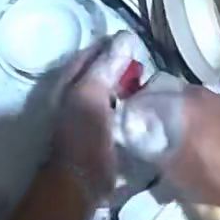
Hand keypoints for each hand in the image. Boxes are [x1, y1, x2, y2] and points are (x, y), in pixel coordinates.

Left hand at [47, 32, 140, 200]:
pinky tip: (148, 106)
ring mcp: (89, 117)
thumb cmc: (83, 136)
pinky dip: (132, 106)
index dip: (109, 46)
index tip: (135, 42)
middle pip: (100, 73)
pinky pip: (119, 112)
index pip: (90, 55)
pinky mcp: (102, 135)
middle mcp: (75, 97)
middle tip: (146, 63)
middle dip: (121, 66)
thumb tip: (125, 38)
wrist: (82, 182)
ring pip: (111, 92)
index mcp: (68, 85)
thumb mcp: (91, 96)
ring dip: (128, 87)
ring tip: (150, 82)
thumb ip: (106, 67)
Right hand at [118, 84, 219, 210]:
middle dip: (162, 108)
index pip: (151, 96)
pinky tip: (204, 136)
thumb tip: (140, 144)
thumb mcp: (175, 171)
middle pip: (174, 95)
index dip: (139, 109)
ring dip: (185, 112)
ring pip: (196, 101)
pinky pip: (214, 109)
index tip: (131, 122)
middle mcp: (205, 93)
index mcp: (185, 102)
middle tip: (153, 127)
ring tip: (178, 131)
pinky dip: (204, 118)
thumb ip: (154, 153)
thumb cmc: (216, 175)